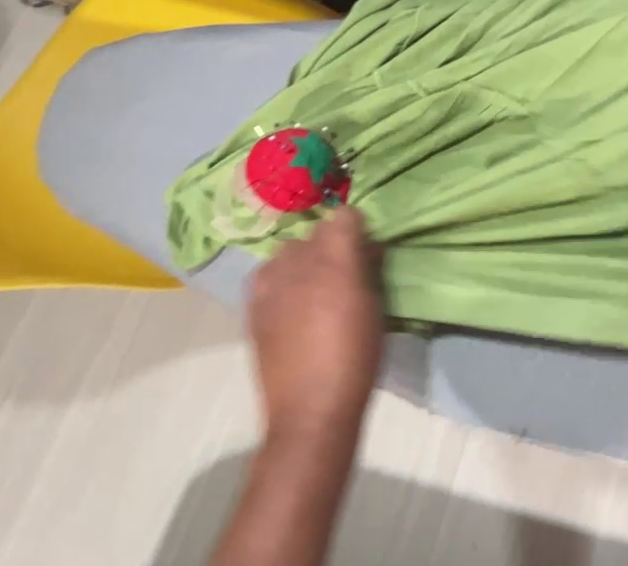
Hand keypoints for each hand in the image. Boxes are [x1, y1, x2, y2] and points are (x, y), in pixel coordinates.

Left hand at [245, 207, 385, 439]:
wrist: (310, 410)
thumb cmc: (356, 357)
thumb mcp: (375, 308)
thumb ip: (370, 268)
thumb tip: (368, 246)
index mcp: (334, 262)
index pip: (343, 216)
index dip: (357, 225)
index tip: (367, 243)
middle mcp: (296, 265)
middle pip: (314, 232)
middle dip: (331, 242)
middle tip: (346, 267)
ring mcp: (269, 286)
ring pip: (287, 252)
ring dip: (303, 259)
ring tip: (316, 284)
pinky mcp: (252, 308)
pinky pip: (268, 276)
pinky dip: (282, 278)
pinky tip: (293, 301)